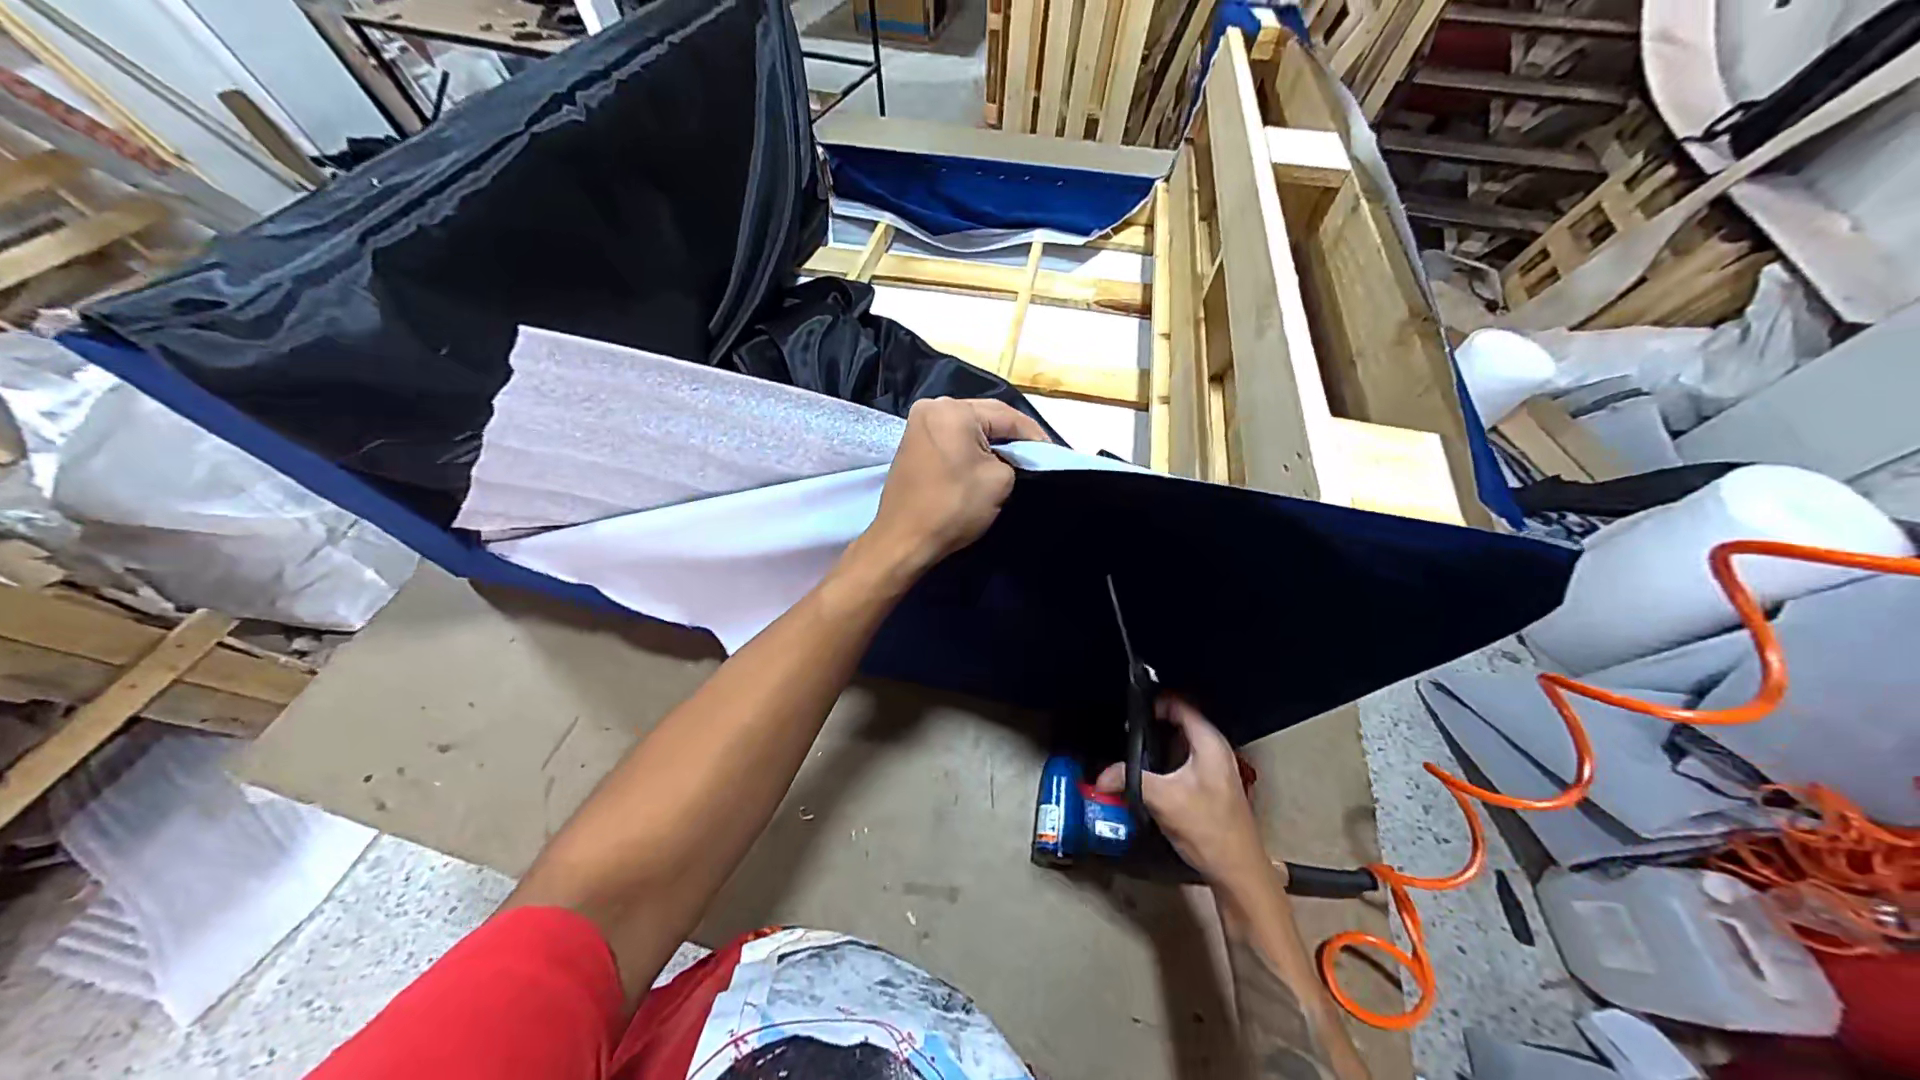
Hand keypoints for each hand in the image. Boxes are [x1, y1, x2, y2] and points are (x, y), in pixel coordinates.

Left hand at [856, 397, 1049, 577]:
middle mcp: (932, 407)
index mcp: (953, 410)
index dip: (1035, 435)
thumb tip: (1011, 456)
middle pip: (986, 416)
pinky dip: (971, 448)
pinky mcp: (913, 444)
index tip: (1054, 453)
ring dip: (991, 442)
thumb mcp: (1000, 480)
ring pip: (968, 427)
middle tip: (1036, 455)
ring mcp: (918, 425)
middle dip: (1012, 436)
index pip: (1007, 416)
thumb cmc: (953, 507)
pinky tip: (985, 462)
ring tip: (1014, 459)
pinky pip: (952, 438)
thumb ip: (1013, 458)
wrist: (903, 540)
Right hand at [1096, 698, 1276, 894]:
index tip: (1134, 709)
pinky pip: (1182, 767)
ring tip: (1134, 757)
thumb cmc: (1211, 832)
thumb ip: (1129, 780)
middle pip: (1178, 727)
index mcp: (1211, 744)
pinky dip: (1164, 768)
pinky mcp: (1210, 790)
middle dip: (1151, 730)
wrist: (1236, 871)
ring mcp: (1215, 772)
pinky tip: (1149, 782)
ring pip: (1179, 749)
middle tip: (1129, 735)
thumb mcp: (1162, 799)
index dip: (1156, 703)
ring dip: (1156, 751)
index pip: (1182, 706)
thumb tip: (1103, 777)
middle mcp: (1216, 753)